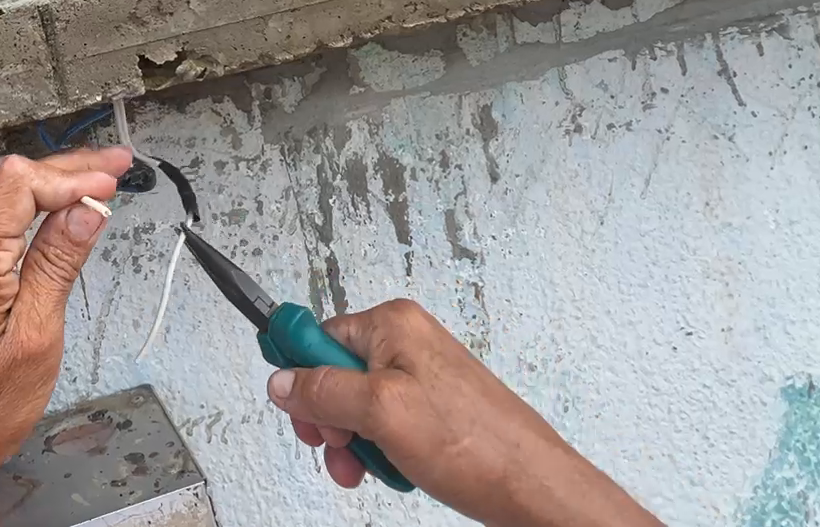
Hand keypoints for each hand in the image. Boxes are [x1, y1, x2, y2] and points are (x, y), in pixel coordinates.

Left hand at [0, 147, 130, 525]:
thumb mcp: (35, 338)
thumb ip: (58, 264)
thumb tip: (87, 208)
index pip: (19, 183)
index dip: (69, 176)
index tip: (111, 182)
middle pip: (15, 183)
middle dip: (71, 170)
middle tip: (120, 163)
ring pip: (8, 199)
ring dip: (56, 186)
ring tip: (103, 177)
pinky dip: (36, 211)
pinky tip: (65, 209)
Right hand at [267, 300, 661, 526]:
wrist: (541, 495)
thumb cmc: (471, 445)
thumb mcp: (380, 412)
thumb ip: (322, 391)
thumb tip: (278, 380)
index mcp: (391, 324)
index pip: (320, 335)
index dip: (303, 374)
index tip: (300, 413)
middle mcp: (405, 340)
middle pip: (336, 370)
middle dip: (330, 416)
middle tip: (338, 449)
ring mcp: (422, 373)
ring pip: (359, 400)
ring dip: (353, 438)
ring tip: (363, 470)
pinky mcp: (436, 405)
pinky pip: (387, 418)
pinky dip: (380, 445)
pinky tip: (392, 469)